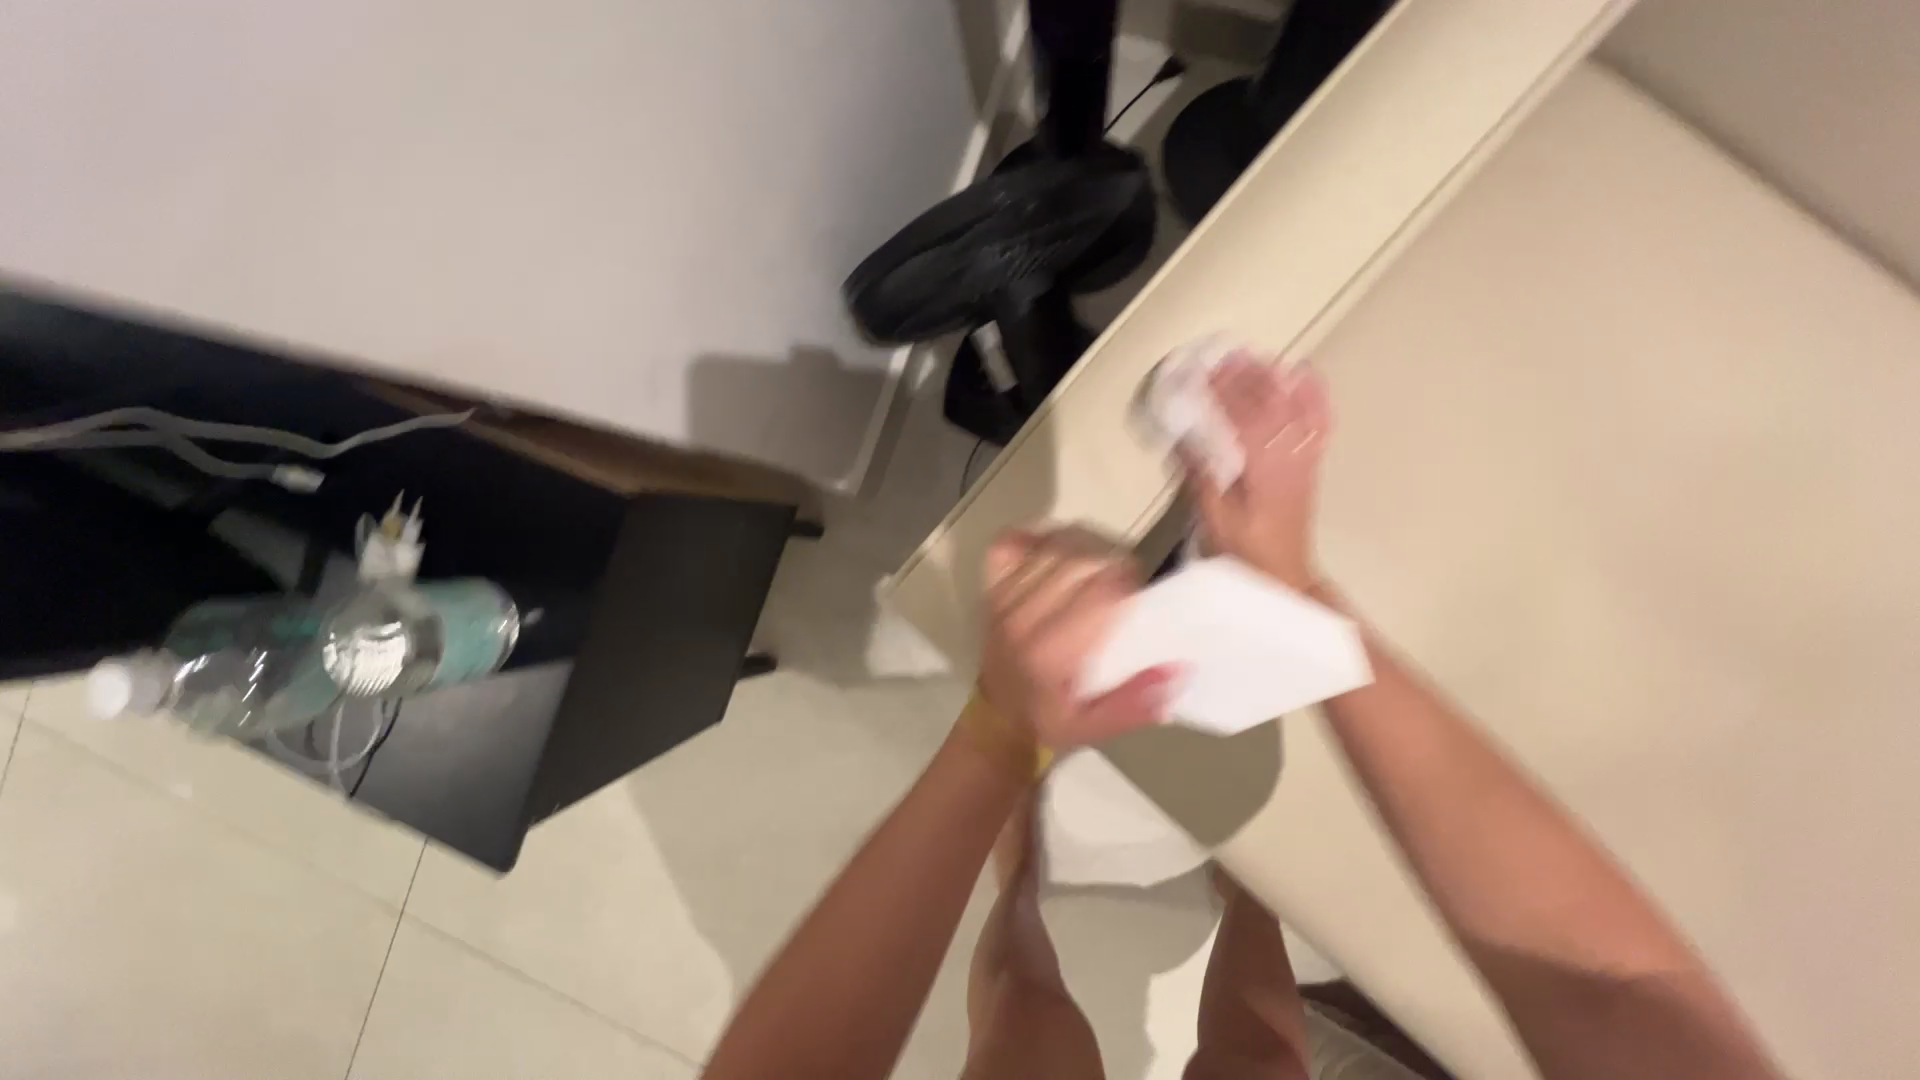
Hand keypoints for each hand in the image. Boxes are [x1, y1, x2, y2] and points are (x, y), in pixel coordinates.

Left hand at [979, 528, 1178, 749]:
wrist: (999, 716)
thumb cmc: (1052, 721)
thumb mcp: (1095, 728)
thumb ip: (1135, 704)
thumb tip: (1180, 669)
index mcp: (1048, 654)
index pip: (1096, 593)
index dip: (1126, 583)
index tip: (1139, 595)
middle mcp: (1021, 619)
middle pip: (1076, 563)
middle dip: (1110, 566)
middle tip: (1124, 586)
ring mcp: (1002, 600)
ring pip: (1051, 550)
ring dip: (1082, 552)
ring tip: (1097, 572)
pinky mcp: (992, 588)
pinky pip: (1011, 544)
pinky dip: (1036, 542)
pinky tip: (1057, 556)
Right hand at [1181, 354, 1330, 591]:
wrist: (1284, 575)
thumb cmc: (1246, 552)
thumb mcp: (1215, 520)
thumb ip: (1203, 479)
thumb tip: (1185, 441)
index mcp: (1264, 473)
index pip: (1245, 422)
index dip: (1226, 395)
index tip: (1207, 375)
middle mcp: (1290, 460)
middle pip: (1272, 408)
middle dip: (1248, 379)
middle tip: (1227, 358)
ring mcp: (1304, 461)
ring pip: (1295, 410)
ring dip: (1275, 381)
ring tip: (1257, 359)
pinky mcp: (1310, 465)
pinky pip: (1318, 424)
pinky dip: (1314, 397)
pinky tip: (1305, 377)